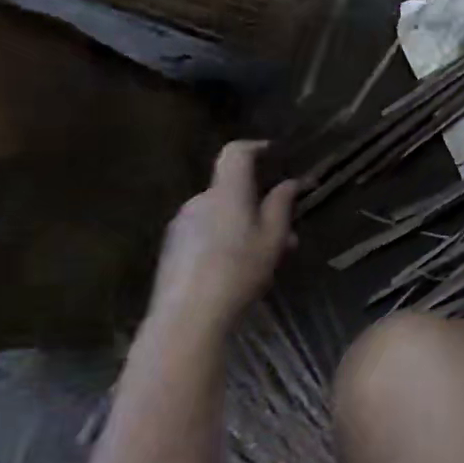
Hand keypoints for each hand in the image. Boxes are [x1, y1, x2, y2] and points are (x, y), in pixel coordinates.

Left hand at [146, 141, 298, 335]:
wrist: (187, 316)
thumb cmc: (238, 271)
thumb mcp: (273, 239)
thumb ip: (281, 206)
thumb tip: (290, 182)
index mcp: (226, 192)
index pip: (236, 153)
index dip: (255, 147)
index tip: (274, 153)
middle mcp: (200, 200)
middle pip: (231, 188)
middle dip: (258, 201)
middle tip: (284, 228)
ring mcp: (182, 223)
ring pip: (220, 212)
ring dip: (243, 223)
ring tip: (266, 255)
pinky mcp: (173, 246)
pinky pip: (205, 230)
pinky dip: (225, 237)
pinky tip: (238, 267)